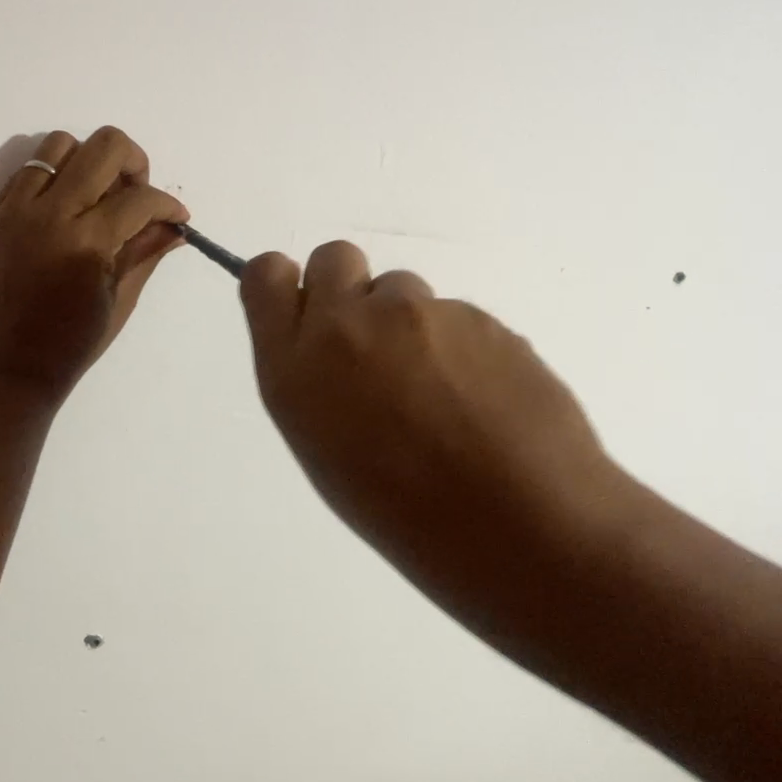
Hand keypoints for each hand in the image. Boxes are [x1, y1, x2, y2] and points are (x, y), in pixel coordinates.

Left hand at [0, 127, 186, 402]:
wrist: (9, 367)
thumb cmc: (71, 345)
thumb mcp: (119, 301)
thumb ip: (145, 253)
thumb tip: (174, 227)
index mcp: (87, 243)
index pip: (140, 199)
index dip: (168, 205)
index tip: (177, 218)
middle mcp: (52, 214)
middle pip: (105, 146)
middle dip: (135, 163)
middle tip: (137, 194)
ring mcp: (19, 209)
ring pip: (61, 144)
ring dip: (89, 160)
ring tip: (97, 194)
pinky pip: (28, 168)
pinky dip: (53, 174)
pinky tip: (65, 204)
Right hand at [240, 241, 637, 606]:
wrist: (514, 524)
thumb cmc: (398, 510)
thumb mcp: (323, 446)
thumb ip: (314, 378)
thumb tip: (334, 346)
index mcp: (294, 366)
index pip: (267, 275)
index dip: (287, 286)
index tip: (306, 314)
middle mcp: (347, 326)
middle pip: (335, 257)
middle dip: (349, 290)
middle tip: (373, 348)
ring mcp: (418, 315)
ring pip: (401, 289)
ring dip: (408, 323)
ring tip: (438, 391)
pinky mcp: (481, 317)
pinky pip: (455, 316)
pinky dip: (459, 346)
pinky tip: (480, 400)